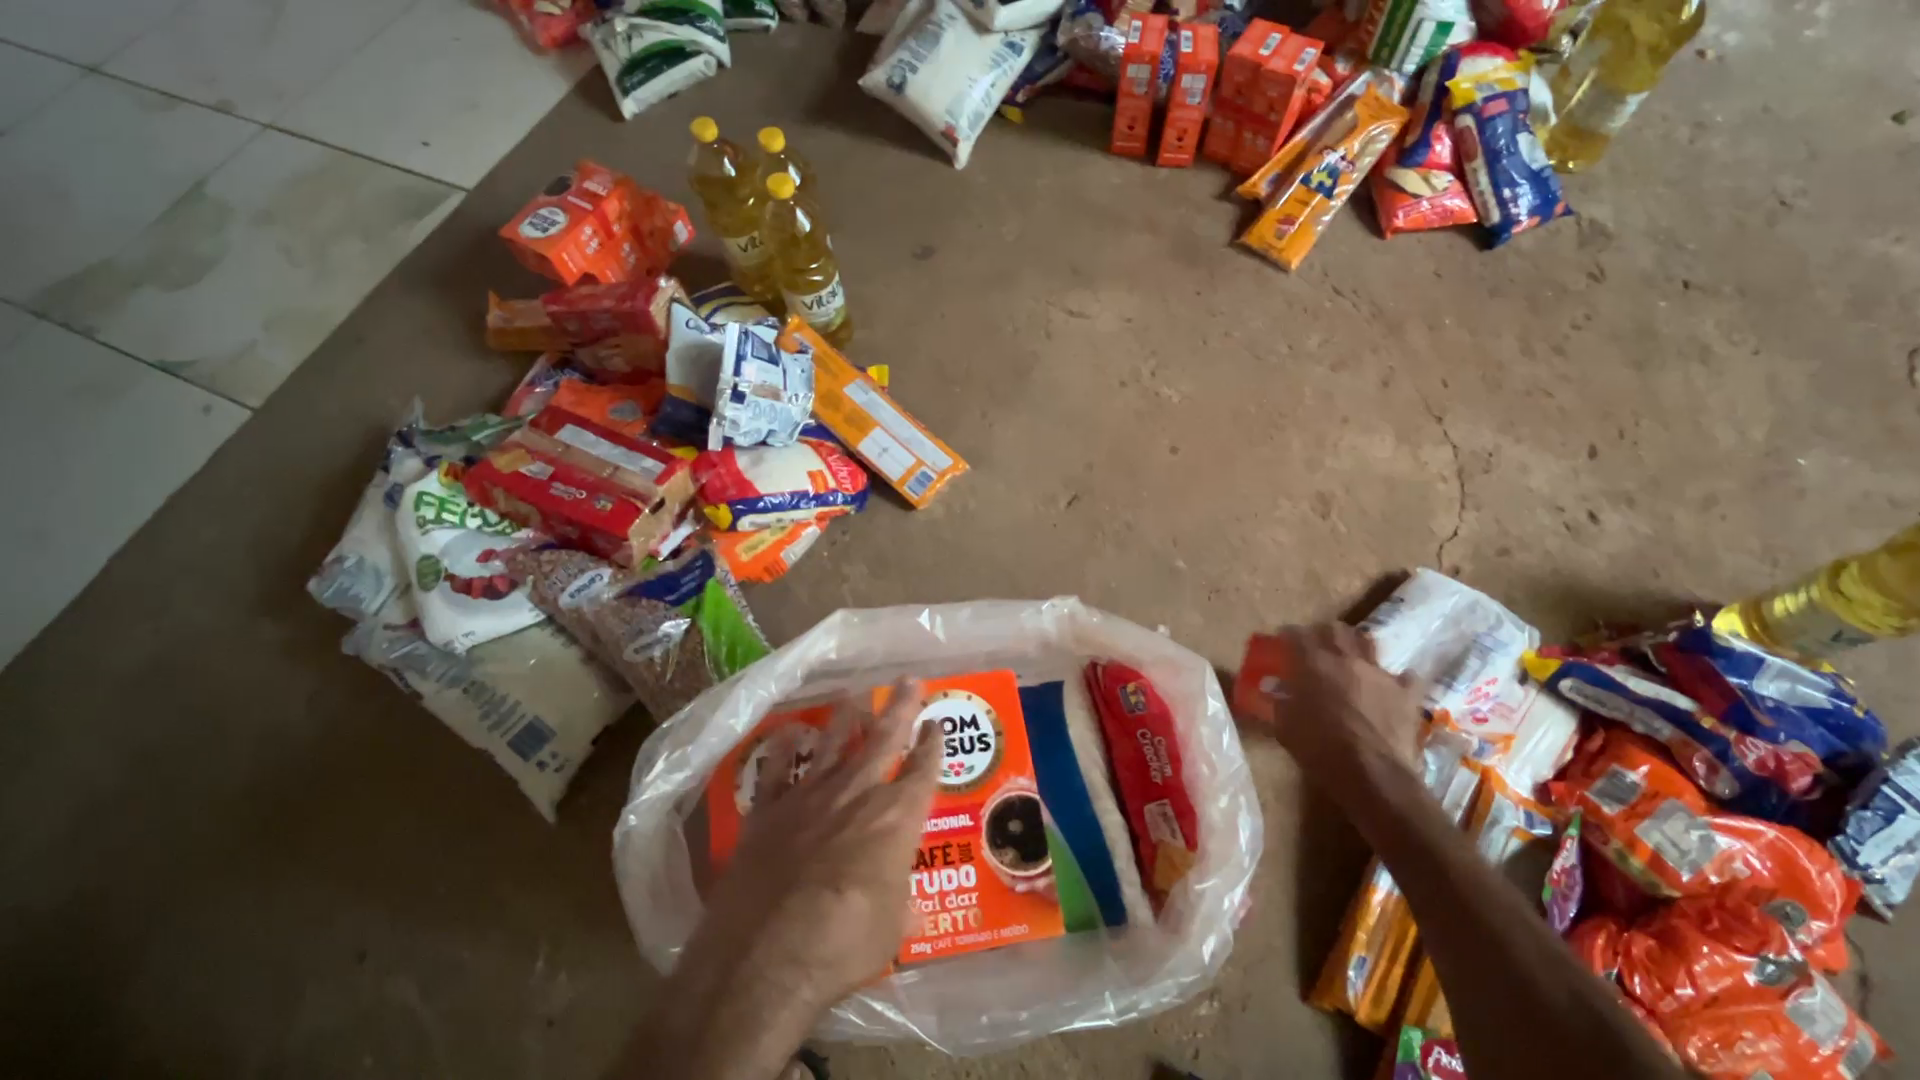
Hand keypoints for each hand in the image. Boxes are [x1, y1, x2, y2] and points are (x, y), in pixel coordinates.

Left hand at [697, 679, 942, 1008]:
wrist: (768, 953)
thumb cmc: (847, 943)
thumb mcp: (893, 927)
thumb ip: (899, 901)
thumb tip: (906, 902)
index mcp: (896, 818)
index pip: (922, 772)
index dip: (932, 746)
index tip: (937, 723)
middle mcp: (856, 795)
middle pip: (882, 741)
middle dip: (899, 709)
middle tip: (909, 681)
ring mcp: (807, 799)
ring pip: (832, 746)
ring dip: (847, 718)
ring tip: (856, 695)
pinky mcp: (765, 814)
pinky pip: (776, 771)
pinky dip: (783, 750)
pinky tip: (789, 732)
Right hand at [1243, 623, 1425, 781]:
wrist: (1372, 774)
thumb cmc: (1320, 750)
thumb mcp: (1286, 728)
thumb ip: (1281, 703)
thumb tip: (1278, 692)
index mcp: (1313, 665)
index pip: (1297, 635)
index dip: (1288, 635)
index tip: (1282, 640)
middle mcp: (1347, 660)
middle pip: (1335, 630)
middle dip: (1323, 633)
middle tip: (1316, 645)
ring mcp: (1380, 674)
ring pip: (1368, 643)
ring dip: (1356, 646)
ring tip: (1351, 658)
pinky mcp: (1406, 693)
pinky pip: (1404, 677)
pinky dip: (1396, 679)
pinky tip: (1391, 687)